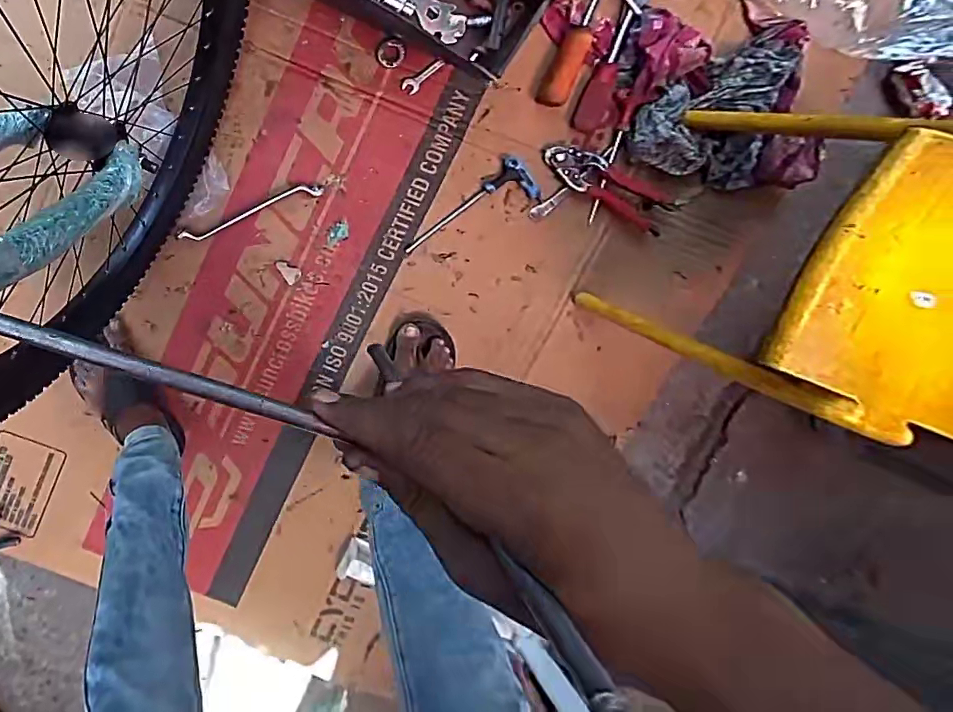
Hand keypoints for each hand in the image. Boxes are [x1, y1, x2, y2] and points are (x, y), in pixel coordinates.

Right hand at [311, 369, 700, 616]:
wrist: (660, 592)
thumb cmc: (556, 597)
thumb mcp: (471, 566)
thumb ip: (415, 500)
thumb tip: (363, 454)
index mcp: (521, 499)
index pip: (421, 442)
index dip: (364, 421)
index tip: (320, 408)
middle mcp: (539, 446)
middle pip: (432, 408)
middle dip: (377, 408)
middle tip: (340, 417)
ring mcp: (553, 419)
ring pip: (452, 388)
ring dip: (405, 395)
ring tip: (378, 411)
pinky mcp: (559, 405)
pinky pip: (481, 382)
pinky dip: (441, 386)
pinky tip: (421, 398)